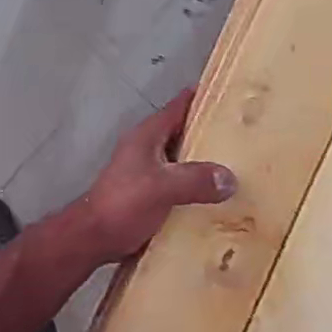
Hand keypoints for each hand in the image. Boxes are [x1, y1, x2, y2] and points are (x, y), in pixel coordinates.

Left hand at [70, 88, 236, 260]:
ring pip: (179, 156)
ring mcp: (144, 168)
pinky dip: (192, 181)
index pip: (178, 105)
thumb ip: (196, 180)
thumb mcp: (163, 188)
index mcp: (148, 134)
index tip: (229, 93)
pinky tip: (211, 195)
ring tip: (234, 164)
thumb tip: (230, 178)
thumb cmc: (124, 203)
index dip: (201, 96)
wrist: (92, 237)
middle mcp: (146, 146)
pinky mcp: (145, 191)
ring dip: (201, 159)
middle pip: (181, 130)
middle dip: (207, 130)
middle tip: (240, 132)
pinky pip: (176, 178)